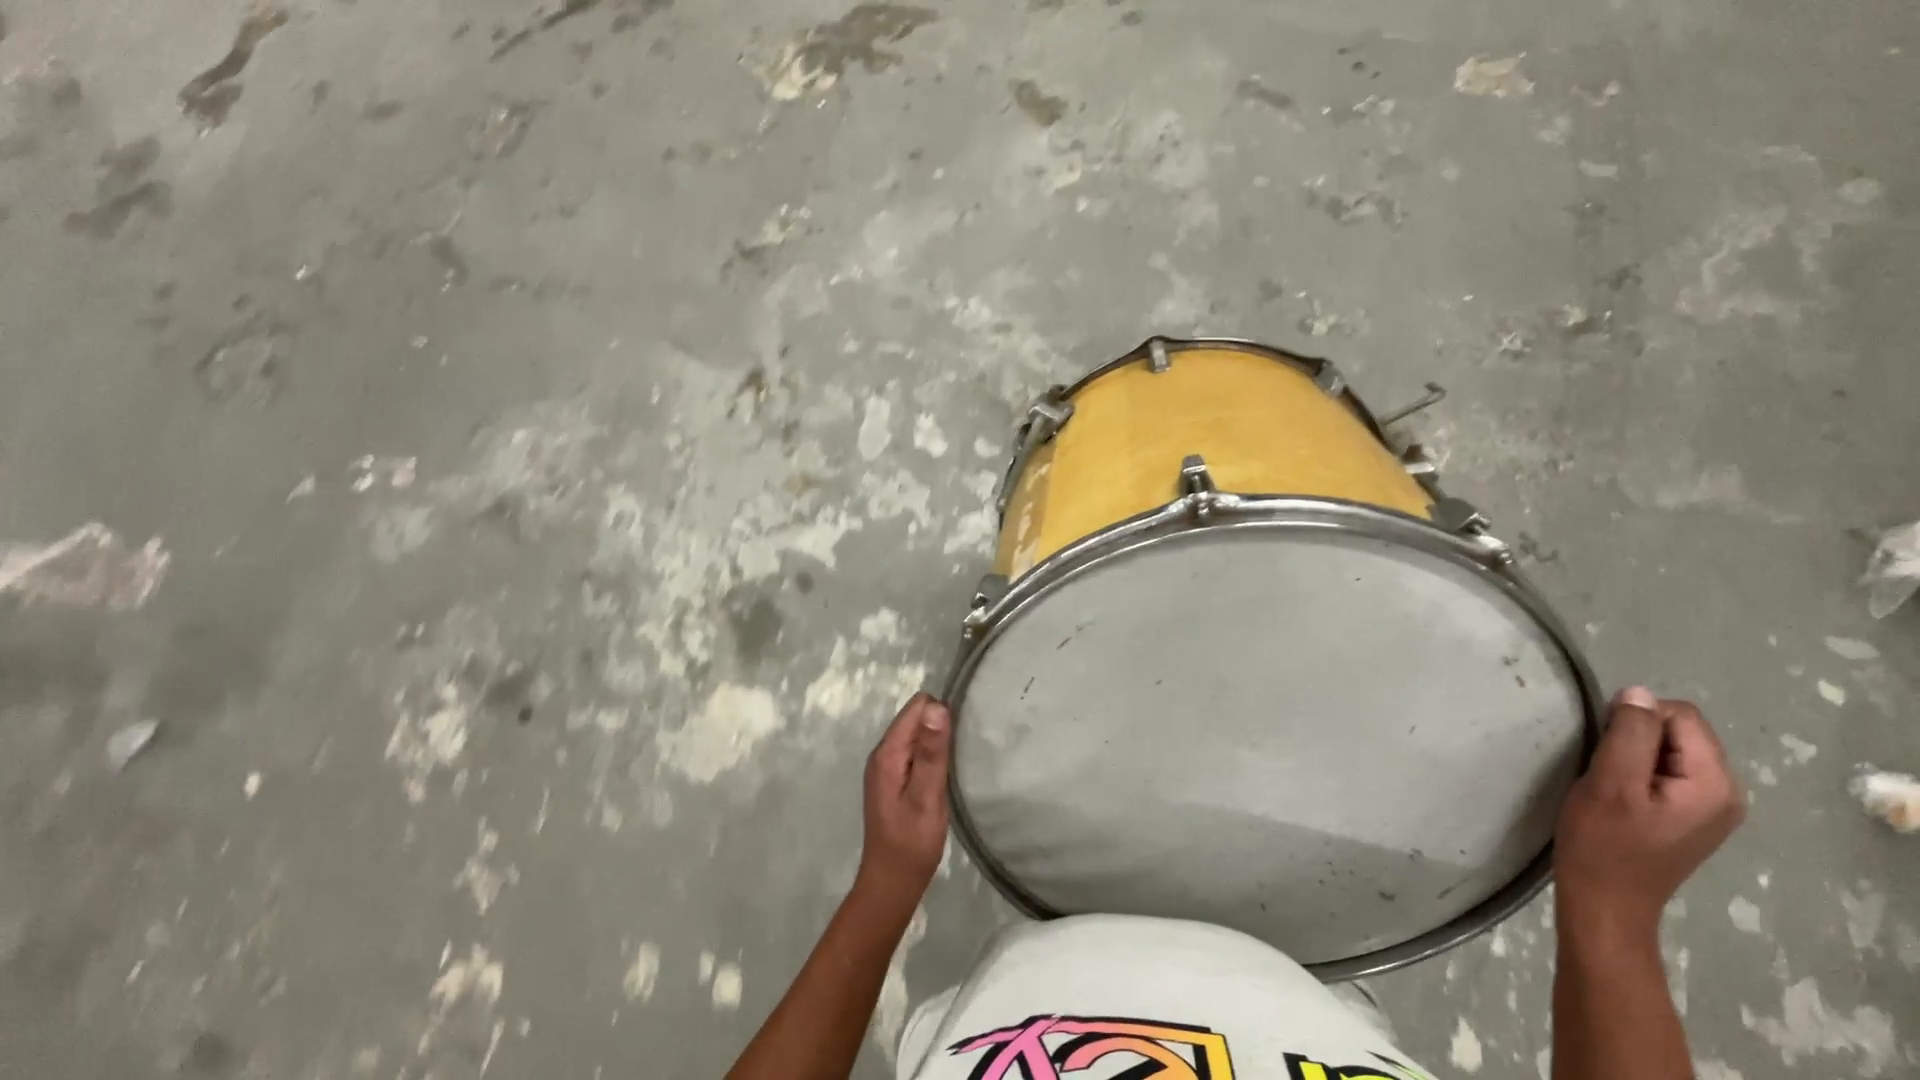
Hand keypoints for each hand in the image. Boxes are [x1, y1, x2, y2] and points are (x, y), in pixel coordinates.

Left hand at [855, 693, 951, 903]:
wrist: (892, 882)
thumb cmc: (912, 842)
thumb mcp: (927, 796)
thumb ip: (932, 753)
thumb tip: (937, 707)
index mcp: (888, 753)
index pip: (917, 707)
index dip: (942, 714)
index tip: (961, 737)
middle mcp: (883, 754)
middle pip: (917, 719)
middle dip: (941, 728)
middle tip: (962, 756)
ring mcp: (887, 768)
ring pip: (918, 736)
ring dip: (938, 745)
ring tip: (958, 766)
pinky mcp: (895, 780)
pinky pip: (916, 754)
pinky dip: (933, 759)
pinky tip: (946, 779)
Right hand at [1555, 687, 1744, 947]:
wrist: (1605, 903)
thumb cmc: (1603, 843)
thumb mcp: (1609, 782)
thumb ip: (1628, 733)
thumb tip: (1637, 693)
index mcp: (1714, 782)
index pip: (1680, 714)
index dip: (1635, 720)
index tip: (1606, 750)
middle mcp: (1729, 791)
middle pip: (1681, 731)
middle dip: (1638, 738)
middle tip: (1607, 771)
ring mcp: (1715, 807)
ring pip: (1673, 750)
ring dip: (1637, 756)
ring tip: (1612, 785)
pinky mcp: (1695, 817)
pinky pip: (1672, 772)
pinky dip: (1643, 773)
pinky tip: (1624, 798)